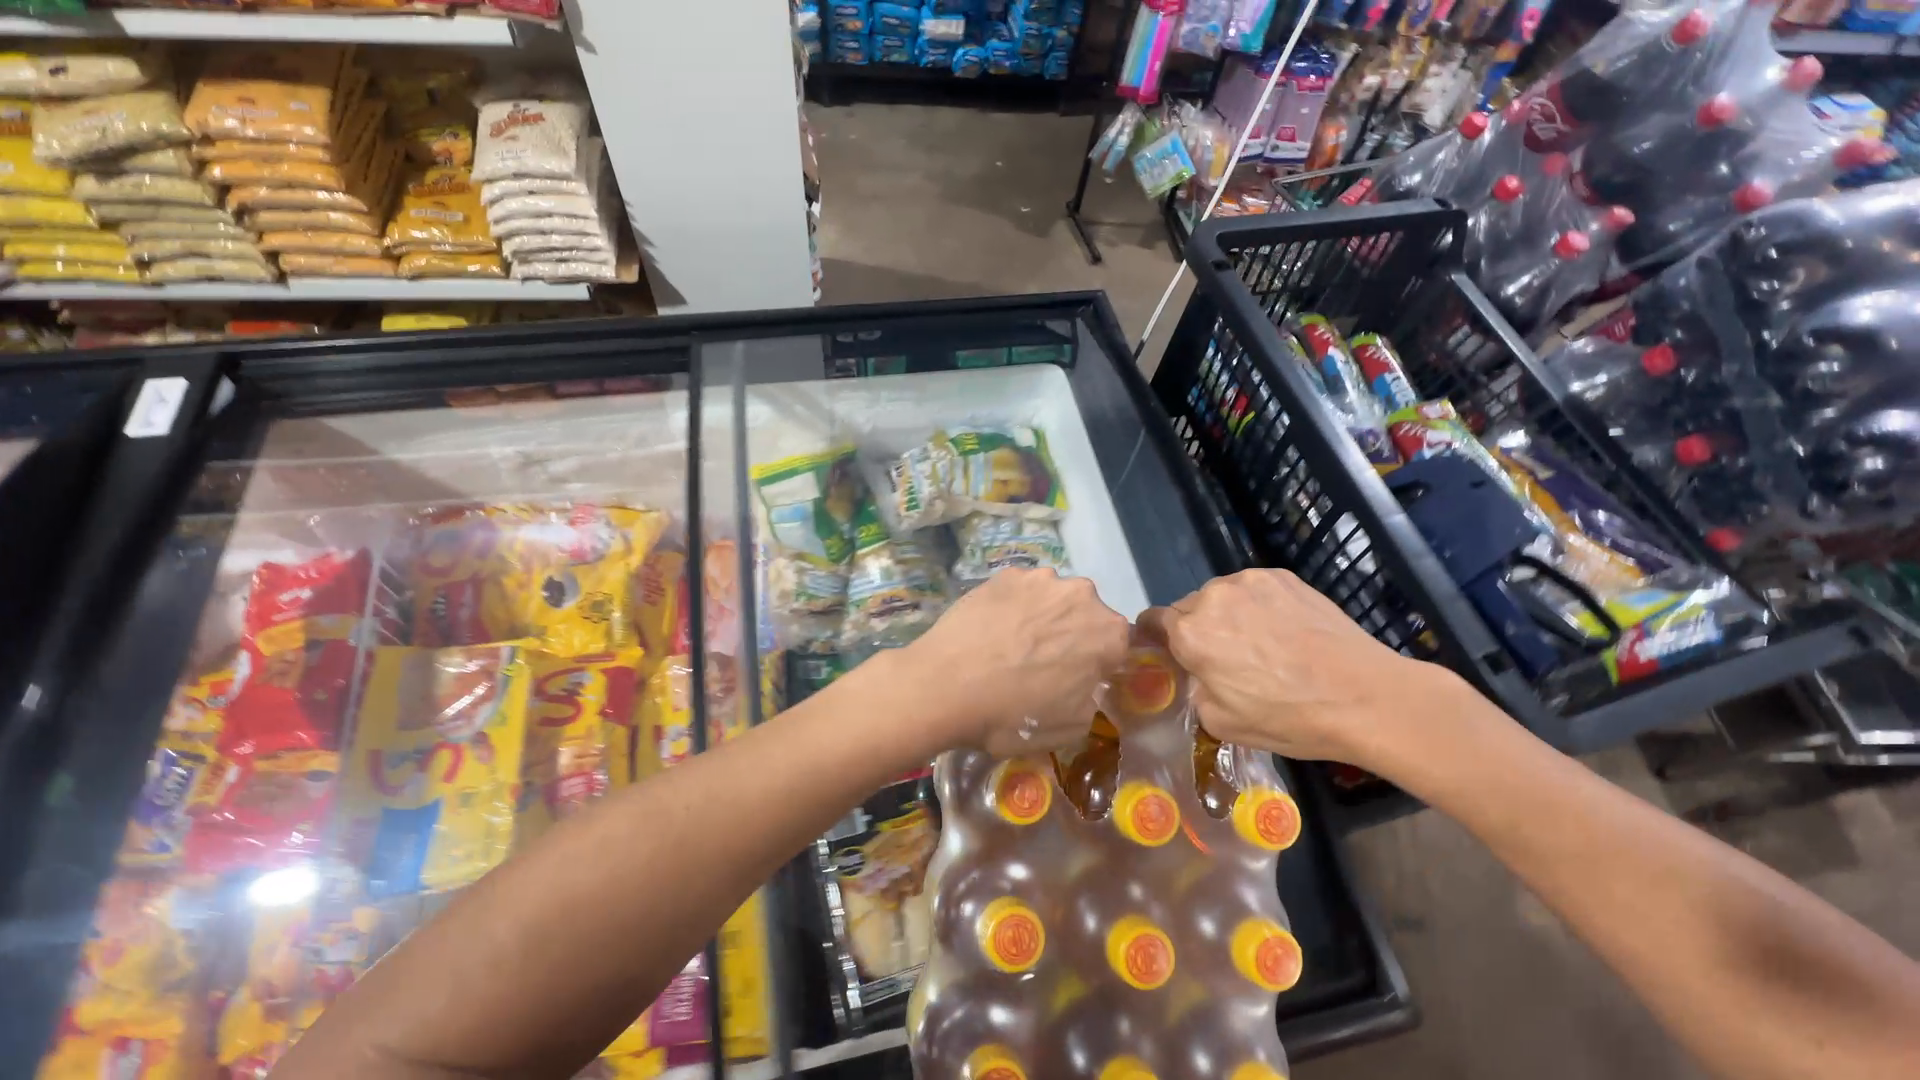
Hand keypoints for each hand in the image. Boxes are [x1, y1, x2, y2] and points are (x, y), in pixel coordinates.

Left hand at [902, 567, 1129, 757]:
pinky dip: (1012, 607)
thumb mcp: (1071, 728)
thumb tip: (1087, 685)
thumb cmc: (1011, 715)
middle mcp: (1082, 595)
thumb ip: (1093, 700)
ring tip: (1009, 647)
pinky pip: (1020, 592)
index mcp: (1109, 634)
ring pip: (1052, 600)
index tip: (1075, 680)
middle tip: (1039, 664)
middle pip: (1086, 616)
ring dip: (1041, 618)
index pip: (1118, 646)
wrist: (944, 685)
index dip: (1098, 665)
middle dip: (1071, 636)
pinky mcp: (1004, 574)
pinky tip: (990, 631)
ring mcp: (1041, 579)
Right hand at [1140, 569, 1470, 771]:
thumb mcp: (1220, 722)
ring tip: (1260, 645)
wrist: (1364, 696)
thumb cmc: (1288, 717)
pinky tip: (1284, 633)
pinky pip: (1255, 590)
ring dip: (1228, 616)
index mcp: (1190, 633)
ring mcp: (1251, 582)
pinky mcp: (1285, 577)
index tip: (1172, 656)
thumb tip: (1198, 673)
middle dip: (1197, 630)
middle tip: (1224, 660)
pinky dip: (1260, 607)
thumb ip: (1193, 688)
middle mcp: (1213, 597)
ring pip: (1223, 596)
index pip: (1151, 621)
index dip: (1156, 639)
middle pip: (1188, 608)